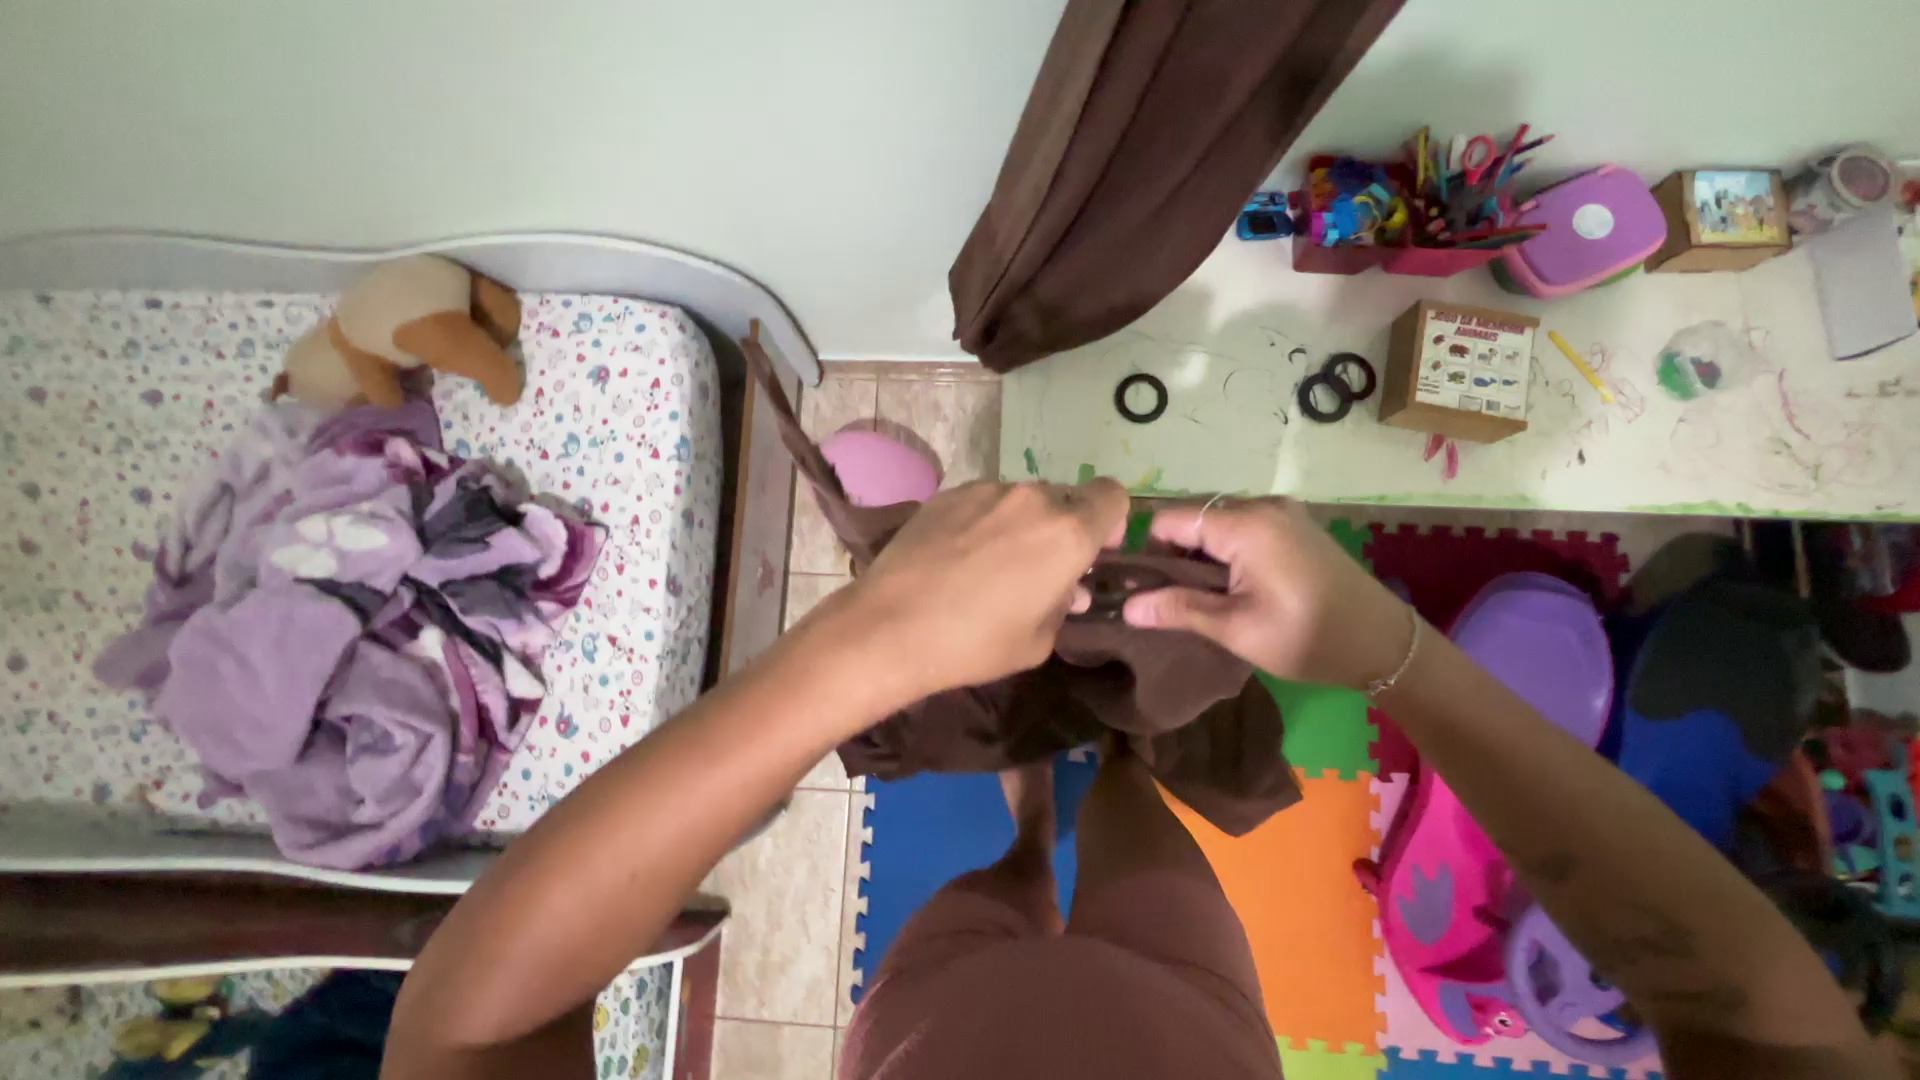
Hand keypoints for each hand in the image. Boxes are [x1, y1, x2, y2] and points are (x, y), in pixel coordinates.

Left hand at [829, 478, 1128, 700]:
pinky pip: (983, 501)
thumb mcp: (1039, 641)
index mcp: (1068, 532)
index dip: (1108, 520)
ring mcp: (985, 491)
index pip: (1112, 496)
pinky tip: (956, 556)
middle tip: (1039, 565)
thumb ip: (1063, 605)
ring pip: (1021, 499)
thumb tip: (1066, 588)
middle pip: (1065, 497)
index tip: (1092, 549)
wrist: (890, 627)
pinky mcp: (947, 495)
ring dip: (1020, 523)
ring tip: (990, 563)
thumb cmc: (975, 643)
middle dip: (1062, 526)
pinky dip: (982, 521)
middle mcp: (1032, 499)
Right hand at [1121, 498, 1412, 688]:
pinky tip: (1226, 585)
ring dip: (1197, 553)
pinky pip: (1240, 526)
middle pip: (1192, 516)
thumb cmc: (1307, 638)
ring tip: (1193, 595)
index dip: (1147, 551)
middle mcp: (1262, 505)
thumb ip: (1179, 608)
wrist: (1385, 644)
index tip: (1136, 587)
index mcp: (1246, 524)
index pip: (1171, 519)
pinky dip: (1223, 550)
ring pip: (1215, 521)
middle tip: (1162, 597)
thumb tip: (1125, 607)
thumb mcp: (1237, 628)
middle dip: (1171, 552)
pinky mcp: (1293, 525)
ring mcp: (1281, 513)